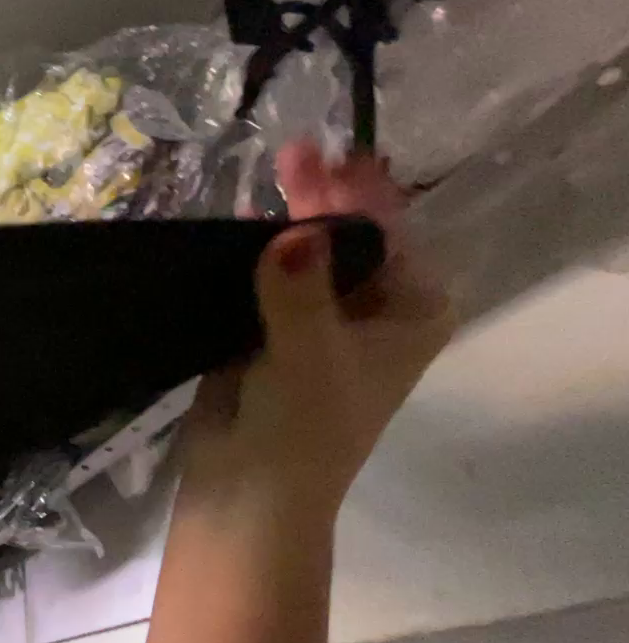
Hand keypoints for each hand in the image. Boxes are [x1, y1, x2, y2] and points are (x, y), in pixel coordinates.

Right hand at [182, 140, 456, 517]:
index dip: (355, 193)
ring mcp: (315, 324)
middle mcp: (370, 311)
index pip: (385, 235)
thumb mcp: (308, 356)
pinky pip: (261, 286)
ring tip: (260, 184)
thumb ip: (299, 292)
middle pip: (344, 240)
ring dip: (281, 226)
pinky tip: (233, 233)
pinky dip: (249, 259)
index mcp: (409, 311)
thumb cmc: (301, 426)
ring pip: (300, 261)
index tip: (328, 154)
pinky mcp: (265, 338)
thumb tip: (290, 232)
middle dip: (319, 200)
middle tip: (291, 154)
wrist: (248, 488)